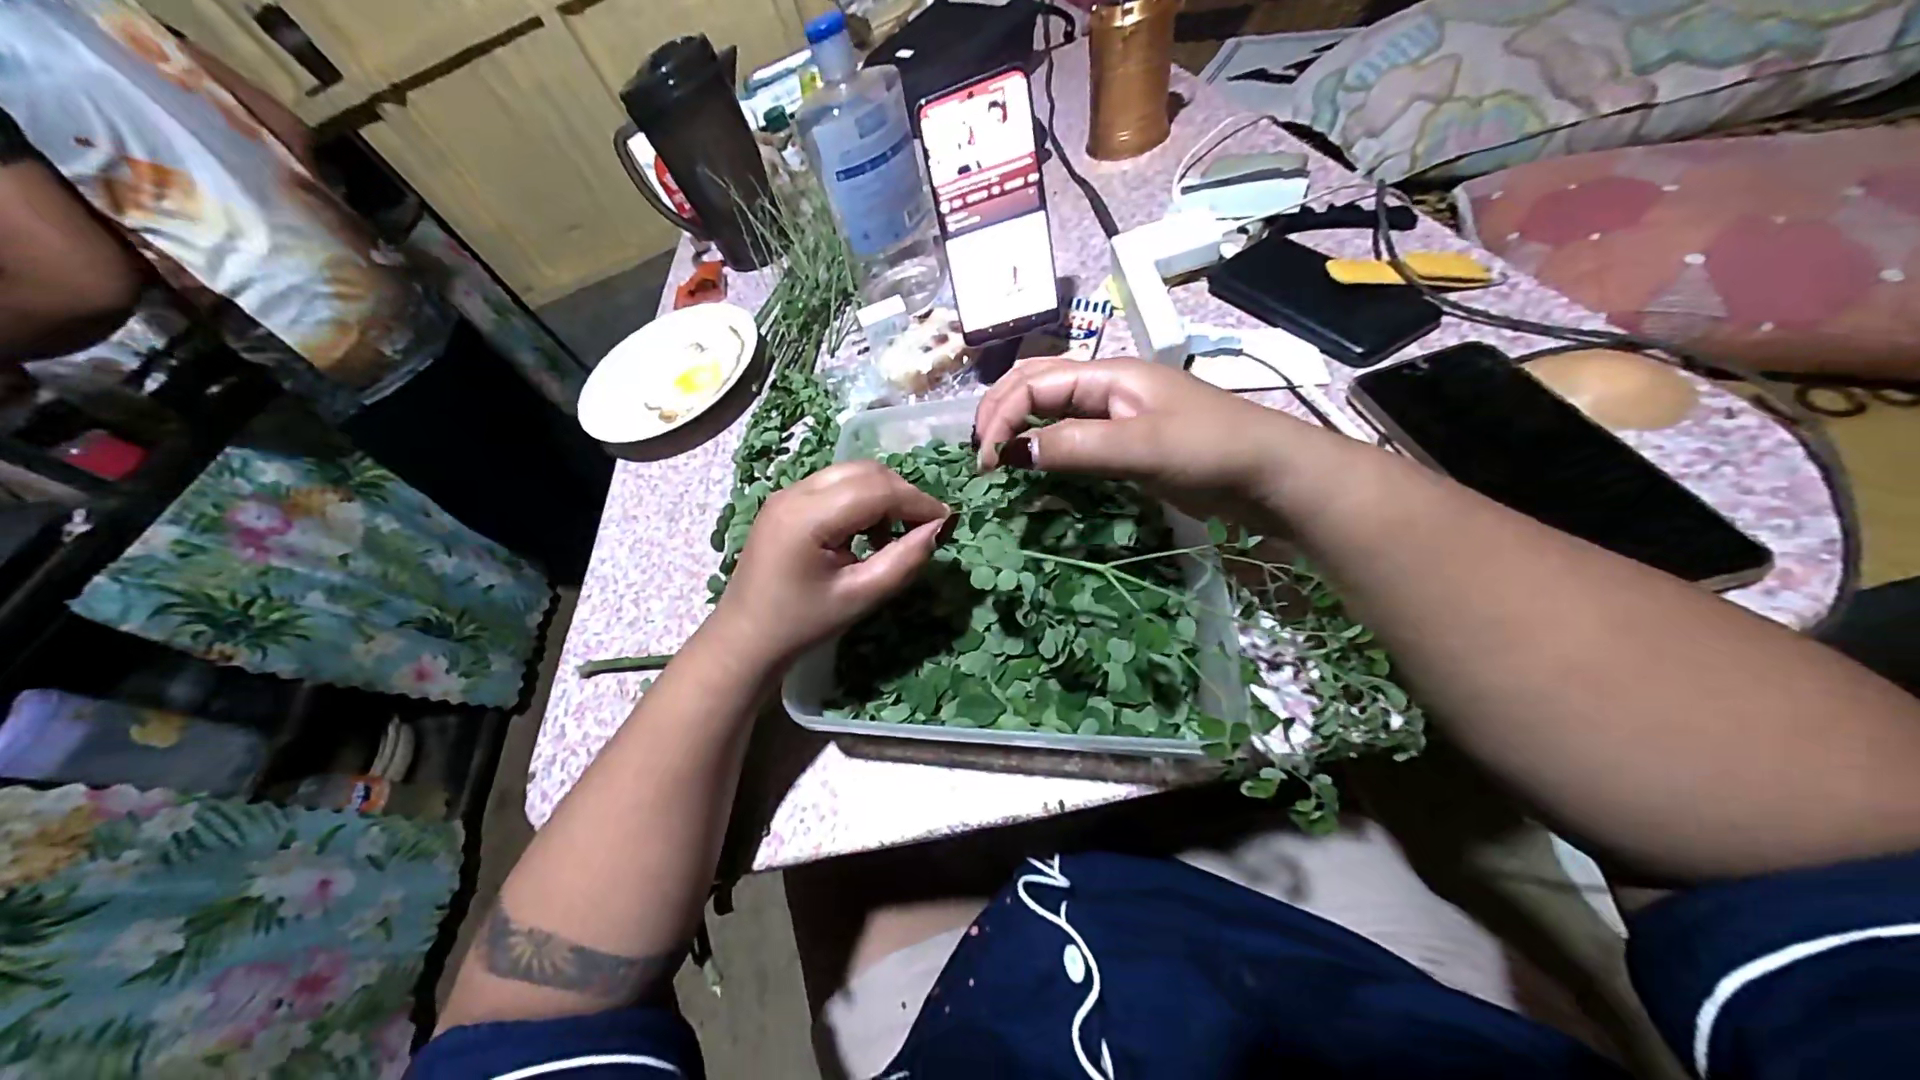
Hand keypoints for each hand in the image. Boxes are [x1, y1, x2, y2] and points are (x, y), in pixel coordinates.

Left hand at [712, 461, 949, 666]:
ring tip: (894, 535)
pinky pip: (836, 485)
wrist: (746, 638)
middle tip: (925, 528)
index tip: (946, 522)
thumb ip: (902, 561)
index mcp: (807, 516)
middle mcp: (795, 493)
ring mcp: (787, 494)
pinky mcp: (787, 502)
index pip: (876, 490)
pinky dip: (862, 500)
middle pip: (865, 472)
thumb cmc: (802, 623)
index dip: (917, 501)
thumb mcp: (859, 597)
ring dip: (883, 495)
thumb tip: (937, 530)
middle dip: (902, 494)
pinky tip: (867, 534)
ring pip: (852, 473)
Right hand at [972, 357, 1322, 521]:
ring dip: (1018, 430)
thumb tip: (1010, 452)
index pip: (1034, 382)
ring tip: (996, 462)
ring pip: (1051, 412)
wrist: (1270, 476)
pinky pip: (1072, 439)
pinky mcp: (1125, 444)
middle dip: (1000, 414)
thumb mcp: (1140, 446)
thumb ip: (1074, 446)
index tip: (985, 462)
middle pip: (1036, 387)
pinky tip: (1034, 470)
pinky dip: (1044, 450)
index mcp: (1109, 374)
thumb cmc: (1211, 450)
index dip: (1001, 415)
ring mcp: (1115, 416)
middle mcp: (1106, 388)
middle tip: (981, 457)